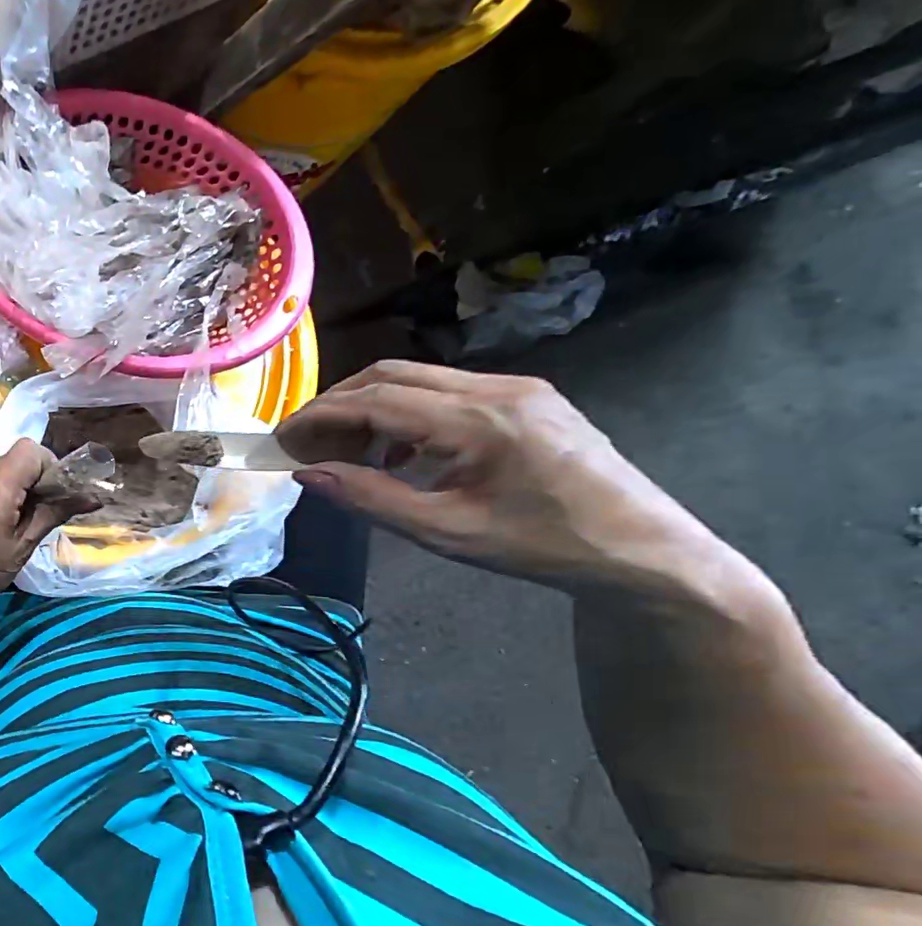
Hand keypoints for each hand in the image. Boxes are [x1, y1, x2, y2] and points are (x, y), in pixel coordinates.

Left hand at [0, 439, 94, 620]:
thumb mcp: (24, 546)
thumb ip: (55, 512)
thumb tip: (92, 497)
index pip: (29, 451)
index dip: (47, 465)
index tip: (50, 491)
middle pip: (13, 456)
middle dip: (30, 475)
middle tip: (35, 505)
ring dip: (10, 479)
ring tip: (9, 510)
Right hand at [276, 361, 740, 597]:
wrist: (644, 550)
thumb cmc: (542, 546)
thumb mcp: (445, 531)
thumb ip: (371, 498)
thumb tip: (309, 474)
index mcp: (479, 421)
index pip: (376, 399)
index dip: (319, 416)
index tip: (282, 439)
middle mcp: (496, 388)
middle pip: (391, 375)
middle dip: (336, 404)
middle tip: (305, 443)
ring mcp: (515, 387)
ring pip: (416, 378)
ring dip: (367, 406)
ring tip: (345, 451)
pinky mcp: (524, 397)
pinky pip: (444, 391)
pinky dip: (402, 412)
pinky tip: (397, 451)